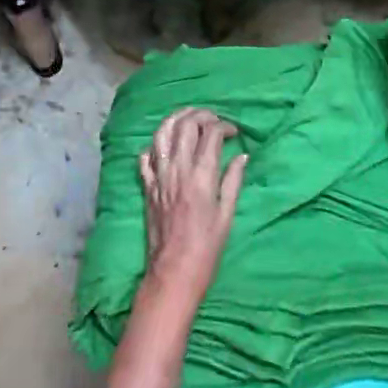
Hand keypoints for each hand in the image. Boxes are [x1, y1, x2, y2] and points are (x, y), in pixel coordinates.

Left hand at [139, 108, 245, 302]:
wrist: (173, 273)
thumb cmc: (207, 248)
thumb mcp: (227, 214)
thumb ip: (233, 181)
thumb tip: (242, 156)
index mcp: (201, 176)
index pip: (211, 133)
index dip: (224, 126)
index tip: (233, 132)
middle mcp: (178, 169)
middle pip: (186, 125)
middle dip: (201, 115)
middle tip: (213, 119)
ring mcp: (159, 177)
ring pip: (162, 133)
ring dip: (176, 119)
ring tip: (189, 117)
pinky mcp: (147, 187)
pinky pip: (145, 157)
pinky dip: (155, 144)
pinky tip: (166, 145)